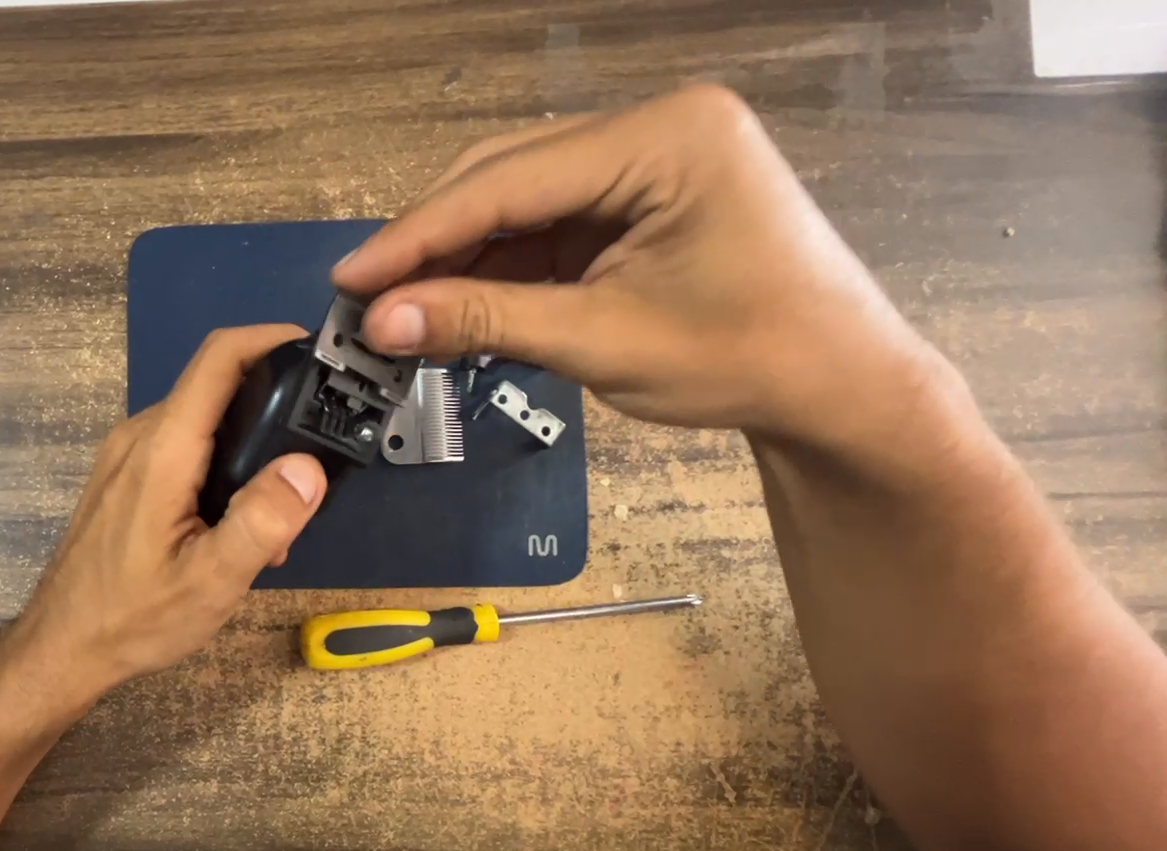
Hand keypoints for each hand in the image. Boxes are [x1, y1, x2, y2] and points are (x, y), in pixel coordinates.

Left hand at [5, 325, 329, 706]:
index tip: (317, 353)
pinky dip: (220, 469)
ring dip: (247, 450)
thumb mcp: (209, 581)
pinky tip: (234, 526)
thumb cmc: (132, 618)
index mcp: (163, 449)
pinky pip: (182, 450)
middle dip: (272, 410)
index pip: (219, 357)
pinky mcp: (124, 477)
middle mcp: (140, 436)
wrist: (62, 646)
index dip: (270, 339)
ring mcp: (127, 456)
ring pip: (201, 423)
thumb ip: (261, 522)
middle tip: (311, 466)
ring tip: (276, 518)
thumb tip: (307, 468)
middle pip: (216, 388)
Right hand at [332, 84, 956, 443]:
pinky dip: (491, 273)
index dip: (416, 235)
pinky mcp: (627, 206)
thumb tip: (379, 322)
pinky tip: (450, 307)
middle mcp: (646, 132)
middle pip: (503, 178)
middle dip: (430, 243)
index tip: (347, 278)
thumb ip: (483, 320)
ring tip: (396, 312)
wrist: (831, 388)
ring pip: (512, 206)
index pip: (506, 182)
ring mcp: (637, 167)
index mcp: (661, 139)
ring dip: (454, 262)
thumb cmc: (739, 358)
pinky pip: (538, 232)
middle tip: (364, 297)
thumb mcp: (598, 339)